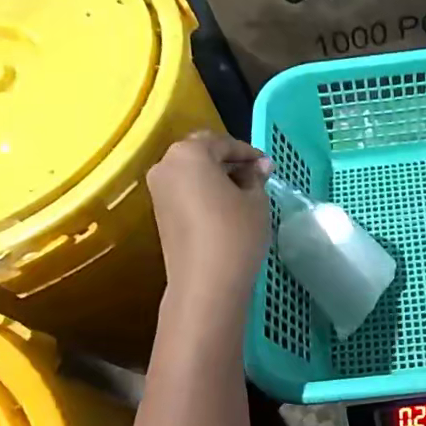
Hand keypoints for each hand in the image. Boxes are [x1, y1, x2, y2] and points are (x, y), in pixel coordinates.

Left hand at [147, 131, 271, 303]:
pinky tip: (226, 210)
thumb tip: (259, 166)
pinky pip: (185, 193)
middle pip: (202, 154)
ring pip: (192, 174)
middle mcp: (166, 165)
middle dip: (229, 163)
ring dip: (216, 179)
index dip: (248, 153)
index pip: (223, 143)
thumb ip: (256, 177)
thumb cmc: (236, 233)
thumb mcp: (256, 201)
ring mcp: (158, 190)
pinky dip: (204, 194)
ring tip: (243, 195)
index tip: (267, 167)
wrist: (205, 282)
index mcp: (189, 153)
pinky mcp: (160, 214)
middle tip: (256, 177)